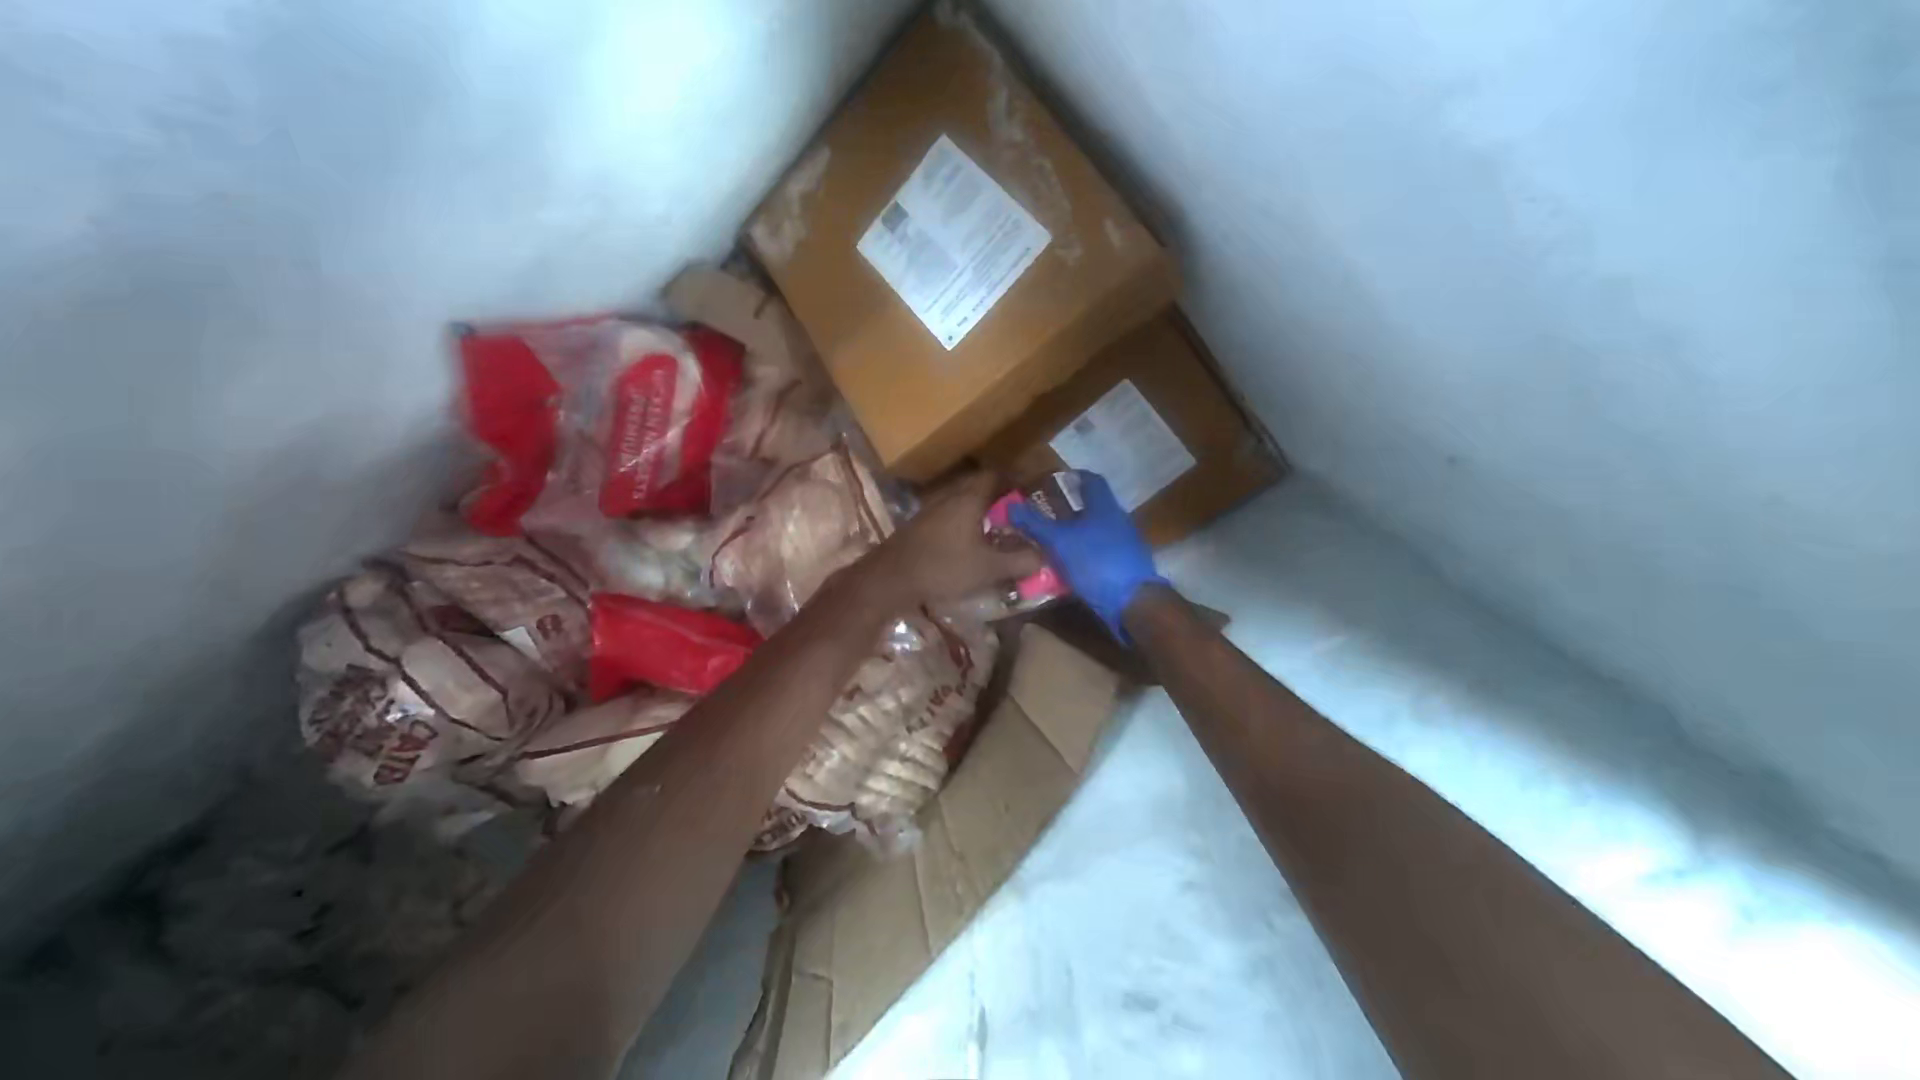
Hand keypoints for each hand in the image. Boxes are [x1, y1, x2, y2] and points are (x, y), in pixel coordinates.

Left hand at [869, 472, 1044, 605]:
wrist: (890, 579)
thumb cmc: (942, 567)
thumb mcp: (988, 568)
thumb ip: (1020, 561)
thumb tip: (1045, 556)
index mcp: (968, 497)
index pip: (996, 475)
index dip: (1016, 481)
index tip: (1032, 495)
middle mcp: (949, 496)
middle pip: (979, 487)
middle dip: (1000, 498)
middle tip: (1019, 515)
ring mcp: (930, 510)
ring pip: (962, 502)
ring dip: (980, 512)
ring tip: (998, 530)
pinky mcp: (919, 526)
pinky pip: (949, 516)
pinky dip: (963, 524)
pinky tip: (970, 543)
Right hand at [1008, 470, 1165, 635]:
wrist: (1132, 602)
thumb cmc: (1095, 562)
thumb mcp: (1059, 542)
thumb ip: (1035, 524)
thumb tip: (1011, 506)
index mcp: (1104, 507)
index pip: (1092, 481)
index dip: (1074, 477)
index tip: (1055, 481)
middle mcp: (1117, 520)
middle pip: (1093, 506)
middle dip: (1069, 508)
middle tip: (1044, 513)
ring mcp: (1124, 544)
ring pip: (1095, 530)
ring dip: (1075, 532)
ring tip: (1051, 539)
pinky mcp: (1124, 565)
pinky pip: (1100, 551)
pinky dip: (1083, 553)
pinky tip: (1067, 564)